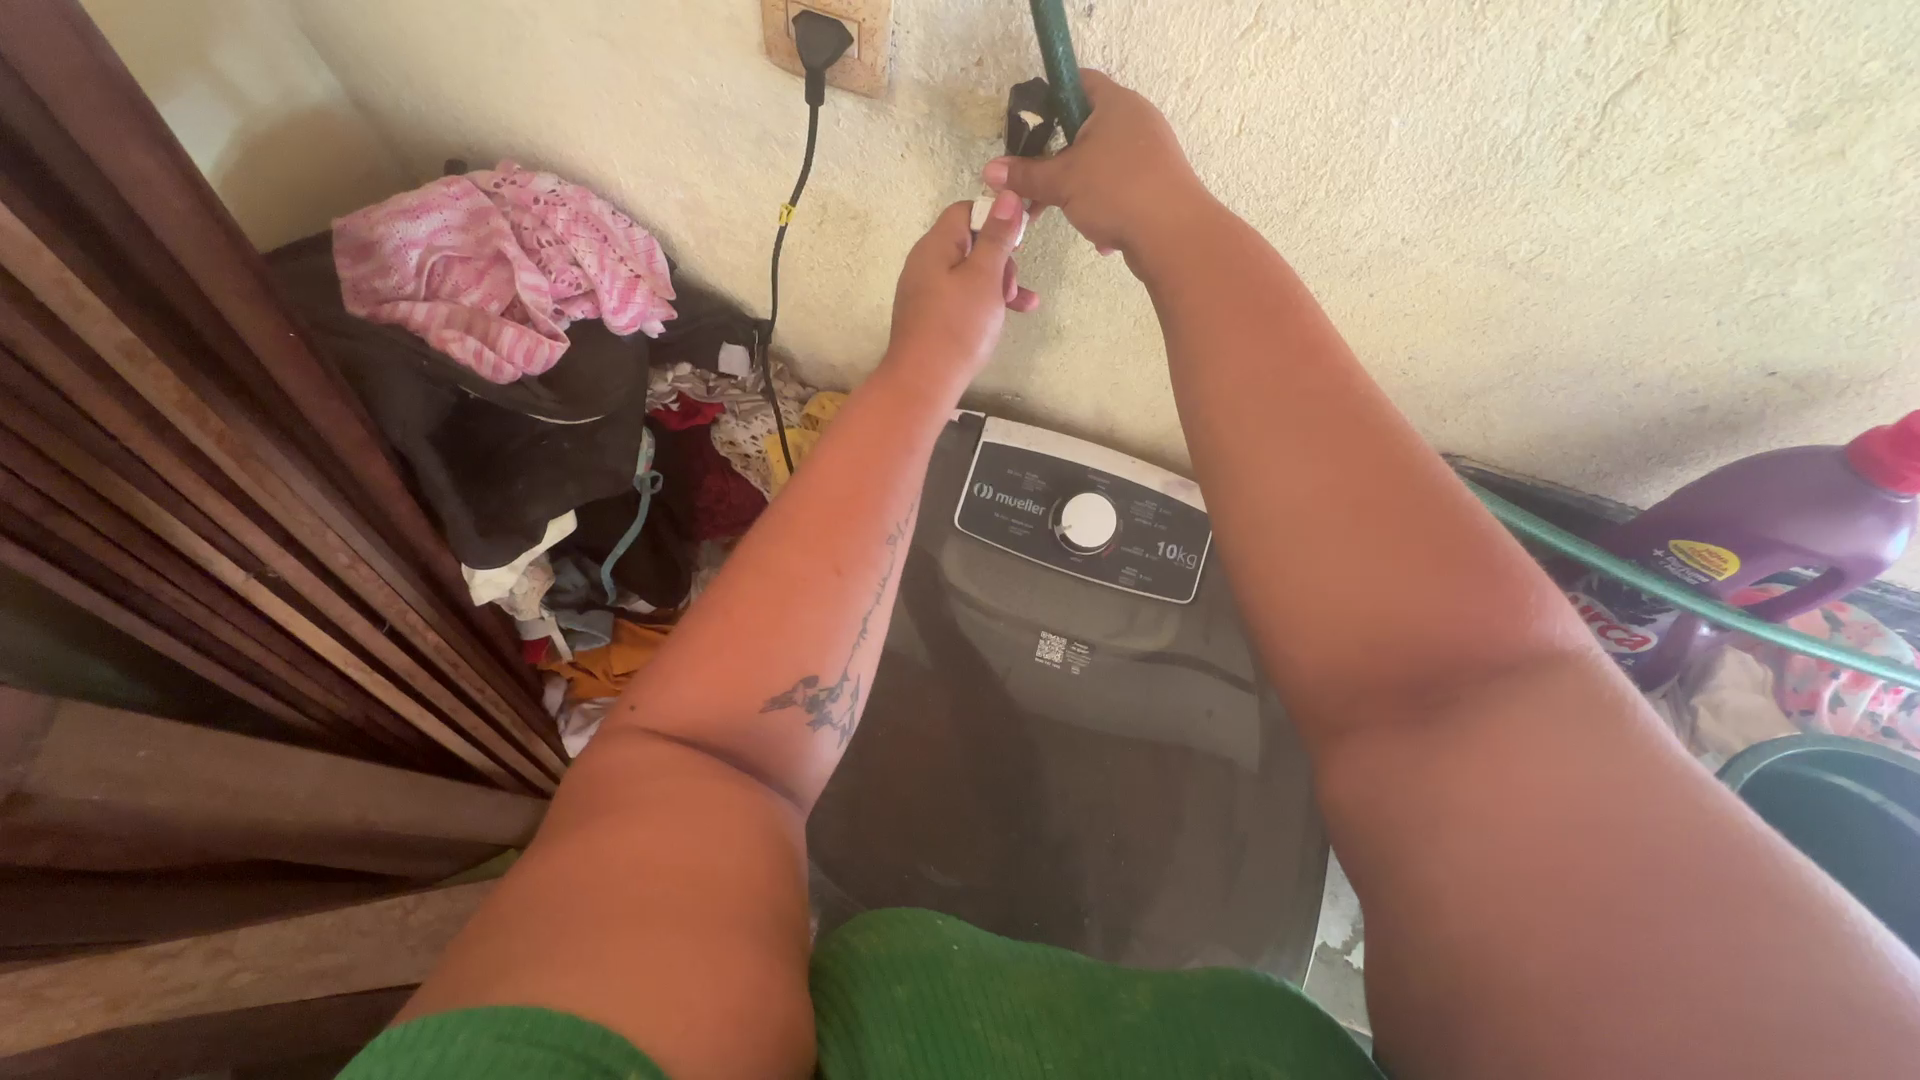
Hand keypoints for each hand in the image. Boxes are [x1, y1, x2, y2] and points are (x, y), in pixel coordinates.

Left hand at [881, 191, 1037, 390]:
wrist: (924, 381)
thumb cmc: (958, 326)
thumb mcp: (985, 277)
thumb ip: (997, 237)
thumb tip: (1007, 196)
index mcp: (935, 246)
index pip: (965, 211)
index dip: (995, 219)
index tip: (1017, 240)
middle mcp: (926, 262)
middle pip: (969, 242)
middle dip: (999, 257)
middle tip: (1010, 283)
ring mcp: (927, 290)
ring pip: (970, 273)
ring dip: (999, 282)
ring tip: (1018, 302)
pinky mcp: (932, 314)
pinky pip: (963, 296)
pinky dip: (986, 300)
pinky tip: (1013, 313)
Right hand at [982, 70, 1208, 258]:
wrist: (1174, 235)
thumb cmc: (1116, 191)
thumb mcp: (1061, 182)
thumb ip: (1026, 174)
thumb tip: (990, 170)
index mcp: (1116, 104)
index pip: (1078, 82)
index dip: (1050, 98)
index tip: (1028, 126)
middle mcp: (1137, 121)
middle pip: (1086, 130)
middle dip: (1057, 159)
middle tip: (1034, 180)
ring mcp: (1150, 154)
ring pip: (1101, 166)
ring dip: (1078, 191)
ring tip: (1060, 213)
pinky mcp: (1157, 186)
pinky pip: (1120, 191)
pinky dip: (1105, 210)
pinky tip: (1100, 237)